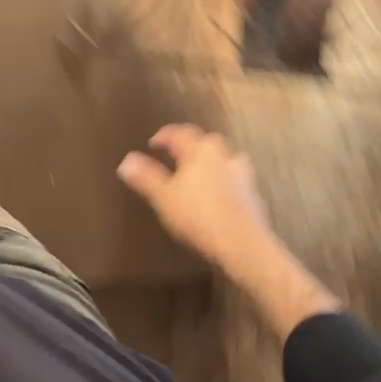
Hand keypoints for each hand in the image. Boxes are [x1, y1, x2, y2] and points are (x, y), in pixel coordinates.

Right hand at [118, 124, 340, 340]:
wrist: (244, 247)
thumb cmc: (198, 216)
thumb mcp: (163, 197)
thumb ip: (145, 177)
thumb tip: (126, 161)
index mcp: (200, 152)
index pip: (181, 134)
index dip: (166, 135)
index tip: (154, 142)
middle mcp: (223, 159)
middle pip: (209, 142)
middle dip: (193, 144)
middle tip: (179, 153)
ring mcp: (242, 178)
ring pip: (229, 159)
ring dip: (216, 160)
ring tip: (203, 170)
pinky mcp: (254, 199)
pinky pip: (237, 181)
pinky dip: (227, 182)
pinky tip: (219, 196)